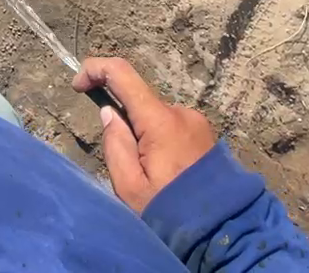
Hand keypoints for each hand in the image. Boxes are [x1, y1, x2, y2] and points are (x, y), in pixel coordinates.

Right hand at [73, 57, 216, 211]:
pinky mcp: (209, 138)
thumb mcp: (130, 187)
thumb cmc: (173, 213)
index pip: (121, 72)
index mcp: (161, 120)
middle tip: (129, 165)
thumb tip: (110, 113)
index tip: (78, 86)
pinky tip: (169, 174)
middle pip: (139, 100)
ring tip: (153, 177)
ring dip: (144, 134)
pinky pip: (173, 127)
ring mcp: (199, 125)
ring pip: (156, 116)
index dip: (94, 69)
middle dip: (124, 121)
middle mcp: (182, 113)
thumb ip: (114, 144)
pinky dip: (161, 141)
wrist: (231, 238)